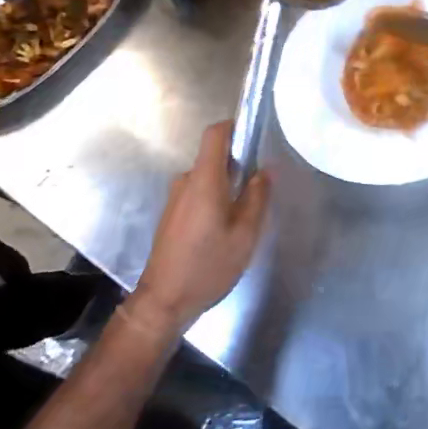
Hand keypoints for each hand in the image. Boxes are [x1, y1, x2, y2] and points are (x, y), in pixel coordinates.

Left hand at [126, 122, 269, 335]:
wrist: (163, 302)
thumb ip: (257, 198)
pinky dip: (213, 200)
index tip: (254, 137)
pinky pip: (197, 193)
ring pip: (207, 178)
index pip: (215, 134)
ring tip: (243, 215)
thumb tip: (264, 171)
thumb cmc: (208, 266)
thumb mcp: (244, 234)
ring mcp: (175, 198)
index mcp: (204, 179)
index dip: (234, 127)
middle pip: (214, 156)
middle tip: (258, 189)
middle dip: (238, 165)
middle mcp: (186, 181)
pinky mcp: (171, 215)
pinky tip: (223, 229)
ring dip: (226, 187)